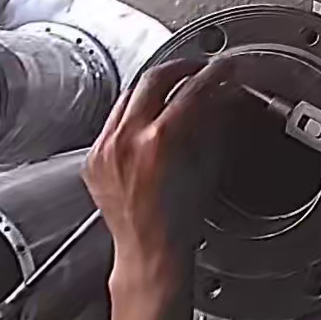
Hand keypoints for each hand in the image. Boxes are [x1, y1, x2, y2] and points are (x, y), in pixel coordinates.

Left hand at [83, 57, 235, 299]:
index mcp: (159, 141)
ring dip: (156, 86)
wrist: (149, 251)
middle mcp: (125, 140)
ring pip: (129, 94)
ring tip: (177, 89)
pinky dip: (136, 111)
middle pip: (153, 79)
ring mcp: (105, 148)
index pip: (192, 90)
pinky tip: (151, 116)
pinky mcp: (94, 157)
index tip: (226, 68)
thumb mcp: (206, 162)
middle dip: (181, 68)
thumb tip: (222, 95)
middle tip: (200, 69)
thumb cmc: (180, 219)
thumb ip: (212, 121)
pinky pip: (114, 119)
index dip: (215, 74)